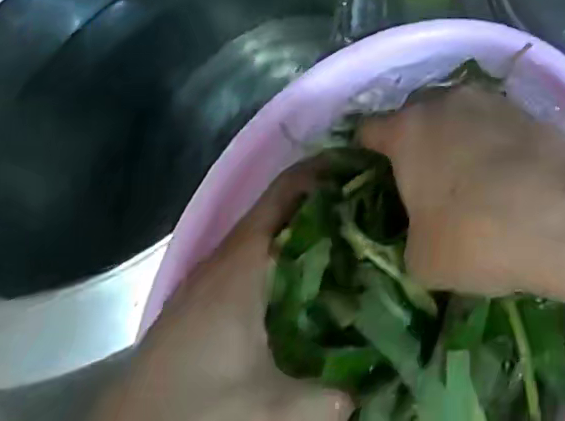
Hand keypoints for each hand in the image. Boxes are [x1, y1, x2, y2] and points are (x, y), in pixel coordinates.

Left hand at [91, 164, 351, 420]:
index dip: (326, 171)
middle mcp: (225, 258)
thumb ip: (323, 400)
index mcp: (243, 261)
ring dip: (306, 228)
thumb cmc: (191, 410)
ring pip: (268, 233)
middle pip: (282, 207)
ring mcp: (209, 278)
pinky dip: (285, 253)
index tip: (366, 166)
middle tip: (372, 204)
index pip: (286, 189)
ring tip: (352, 236)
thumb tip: (366, 391)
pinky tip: (308, 279)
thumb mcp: (265, 410)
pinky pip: (254, 257)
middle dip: (327, 201)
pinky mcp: (200, 302)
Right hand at [358, 84, 564, 298]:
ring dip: (457, 139)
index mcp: (408, 128)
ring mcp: (492, 101)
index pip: (369, 130)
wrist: (562, 214)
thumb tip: (422, 225)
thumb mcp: (420, 257)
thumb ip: (408, 231)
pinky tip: (502, 178)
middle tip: (419, 179)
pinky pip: (495, 125)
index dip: (364, 153)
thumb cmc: (476, 235)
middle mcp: (447, 101)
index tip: (368, 177)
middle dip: (414, 140)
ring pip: (460, 114)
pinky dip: (492, 145)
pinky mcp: (529, 111)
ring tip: (466, 180)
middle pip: (417, 113)